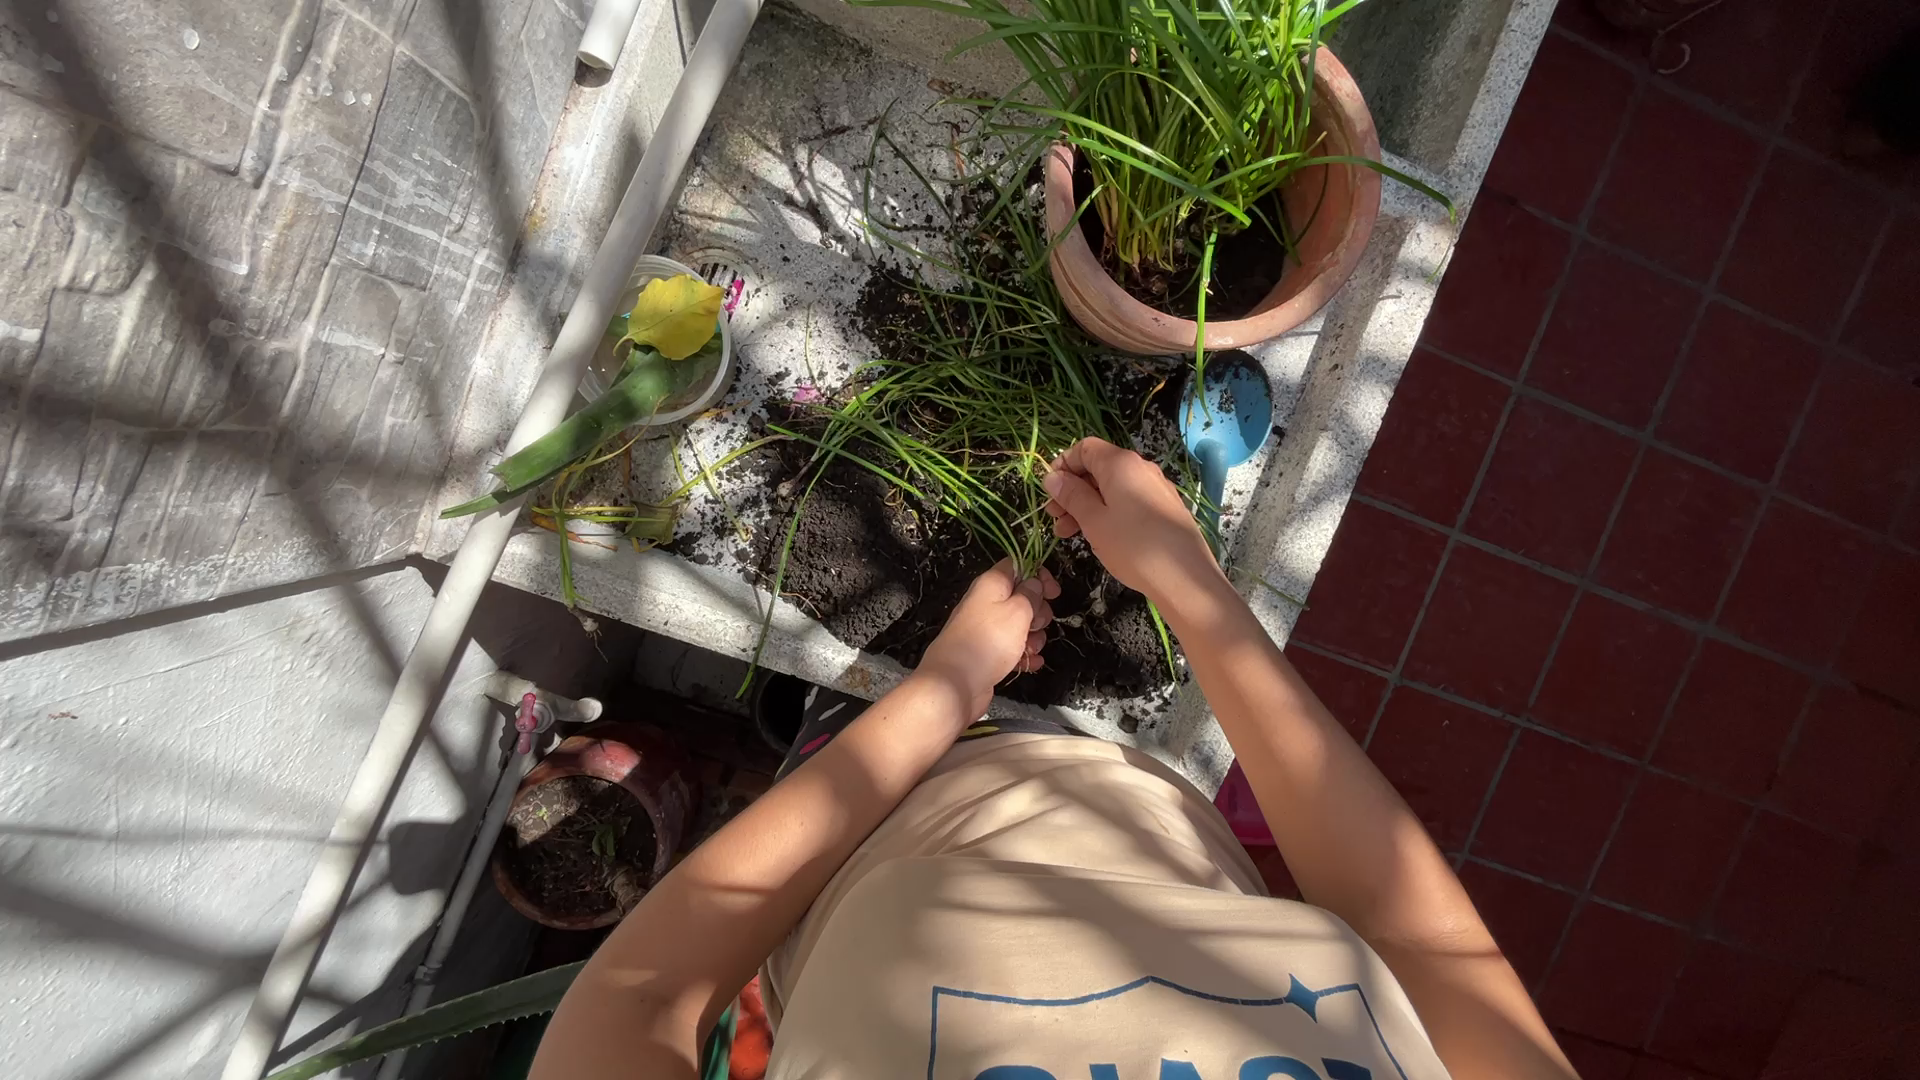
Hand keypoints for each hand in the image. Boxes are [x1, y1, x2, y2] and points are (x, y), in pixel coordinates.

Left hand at [915, 559, 1060, 718]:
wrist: (955, 682)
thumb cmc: (988, 641)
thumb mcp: (1018, 611)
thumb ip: (1031, 593)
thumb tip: (1035, 582)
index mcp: (992, 584)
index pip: (1017, 565)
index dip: (1039, 575)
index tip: (1054, 592)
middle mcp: (986, 602)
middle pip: (1021, 597)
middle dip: (1038, 611)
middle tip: (1037, 624)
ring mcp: (986, 629)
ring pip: (1019, 625)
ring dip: (1033, 637)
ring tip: (1031, 649)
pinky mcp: (987, 652)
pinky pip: (1012, 648)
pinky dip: (1023, 654)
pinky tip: (1030, 663)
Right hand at [1042, 437, 1223, 606]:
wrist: (1185, 577)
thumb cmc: (1133, 546)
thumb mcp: (1093, 521)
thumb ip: (1071, 495)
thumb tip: (1053, 477)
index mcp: (1120, 464)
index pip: (1085, 448)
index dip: (1063, 465)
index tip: (1050, 491)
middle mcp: (1140, 468)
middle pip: (1097, 469)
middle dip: (1072, 490)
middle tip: (1054, 518)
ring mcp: (1155, 488)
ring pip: (1111, 488)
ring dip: (1086, 505)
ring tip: (1069, 533)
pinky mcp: (1164, 508)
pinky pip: (1128, 501)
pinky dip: (1107, 512)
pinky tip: (1099, 536)